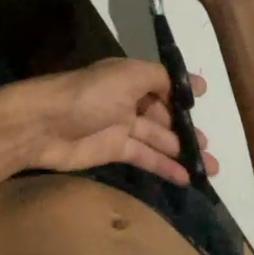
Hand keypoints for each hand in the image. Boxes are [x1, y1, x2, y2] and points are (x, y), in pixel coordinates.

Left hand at [4, 59, 218, 185]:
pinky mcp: (113, 150)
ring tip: (209, 167)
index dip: (182, 89)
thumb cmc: (88, 95)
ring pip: (158, 138)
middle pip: (162, 113)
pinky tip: (186, 178)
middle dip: (186, 126)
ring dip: (182, 150)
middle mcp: (126, 98)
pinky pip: (145, 157)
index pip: (162, 81)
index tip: (205, 97)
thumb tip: (185, 84)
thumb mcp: (126, 76)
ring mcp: (120, 126)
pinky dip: (165, 167)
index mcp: (129, 76)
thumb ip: (157, 78)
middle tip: (209, 145)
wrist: (44, 125)